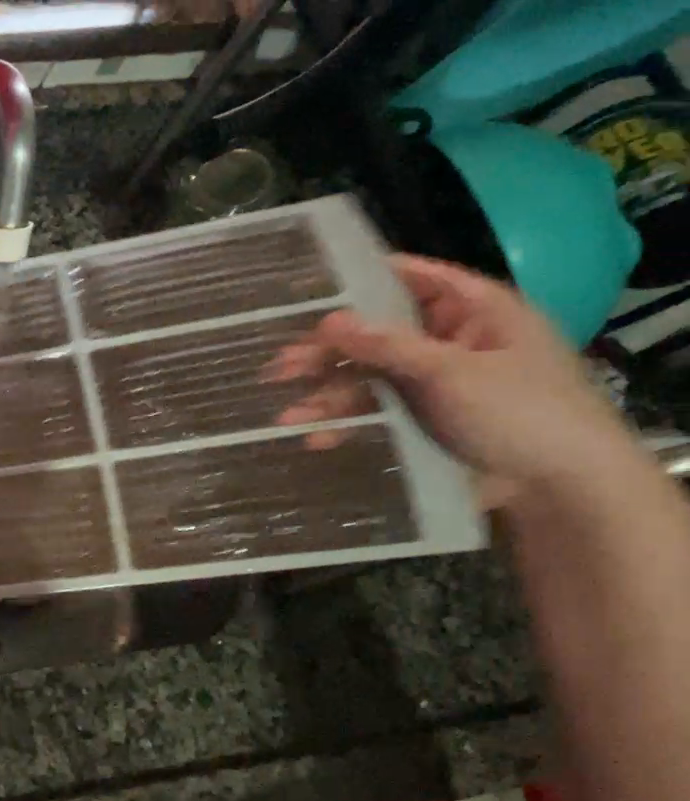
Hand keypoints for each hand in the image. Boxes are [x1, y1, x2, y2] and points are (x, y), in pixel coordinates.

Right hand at [269, 255, 638, 509]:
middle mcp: (451, 340)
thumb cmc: (521, 412)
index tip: (314, 286)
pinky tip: (317, 438)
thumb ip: (388, 346)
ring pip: (367, 377)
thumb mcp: (452, 373)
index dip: (368, 278)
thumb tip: (328, 320)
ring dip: (326, 395)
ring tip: (288, 417)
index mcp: (475, 312)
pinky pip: (373, 412)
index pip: (417, 278)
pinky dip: (344, 423)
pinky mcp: (422, 417)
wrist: (557, 485)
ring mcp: (435, 381)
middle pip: (377, 334)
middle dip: (327, 353)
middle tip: (279, 368)